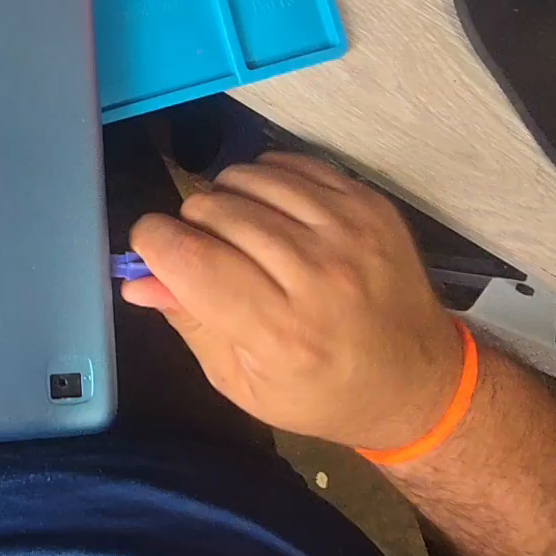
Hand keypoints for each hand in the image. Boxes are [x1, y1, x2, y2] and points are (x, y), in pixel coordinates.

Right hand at [123, 152, 463, 450]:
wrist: (419, 382)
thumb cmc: (319, 392)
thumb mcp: (240, 380)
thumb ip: (186, 321)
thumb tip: (136, 280)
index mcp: (279, 330)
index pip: (186, 256)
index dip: (150, 244)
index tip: (153, 255)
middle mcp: (316, 273)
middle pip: (209, 208)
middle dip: (188, 226)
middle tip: (208, 255)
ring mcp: (348, 230)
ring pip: (242, 178)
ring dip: (224, 200)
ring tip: (241, 233)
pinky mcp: (367, 203)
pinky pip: (283, 163)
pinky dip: (261, 181)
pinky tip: (271, 213)